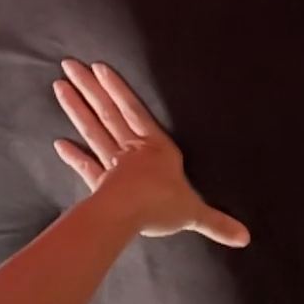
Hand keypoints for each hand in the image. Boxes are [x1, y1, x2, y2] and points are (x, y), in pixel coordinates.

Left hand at [51, 60, 249, 247]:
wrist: (130, 217)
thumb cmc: (163, 205)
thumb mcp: (195, 213)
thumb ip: (217, 223)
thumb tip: (245, 238)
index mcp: (156, 148)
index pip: (134, 110)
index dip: (118, 88)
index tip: (99, 67)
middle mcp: (132, 149)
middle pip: (108, 113)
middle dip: (89, 88)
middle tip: (69, 64)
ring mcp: (112, 164)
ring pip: (92, 130)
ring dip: (76, 109)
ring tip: (59, 86)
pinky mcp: (99, 183)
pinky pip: (85, 166)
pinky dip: (72, 155)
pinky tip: (58, 142)